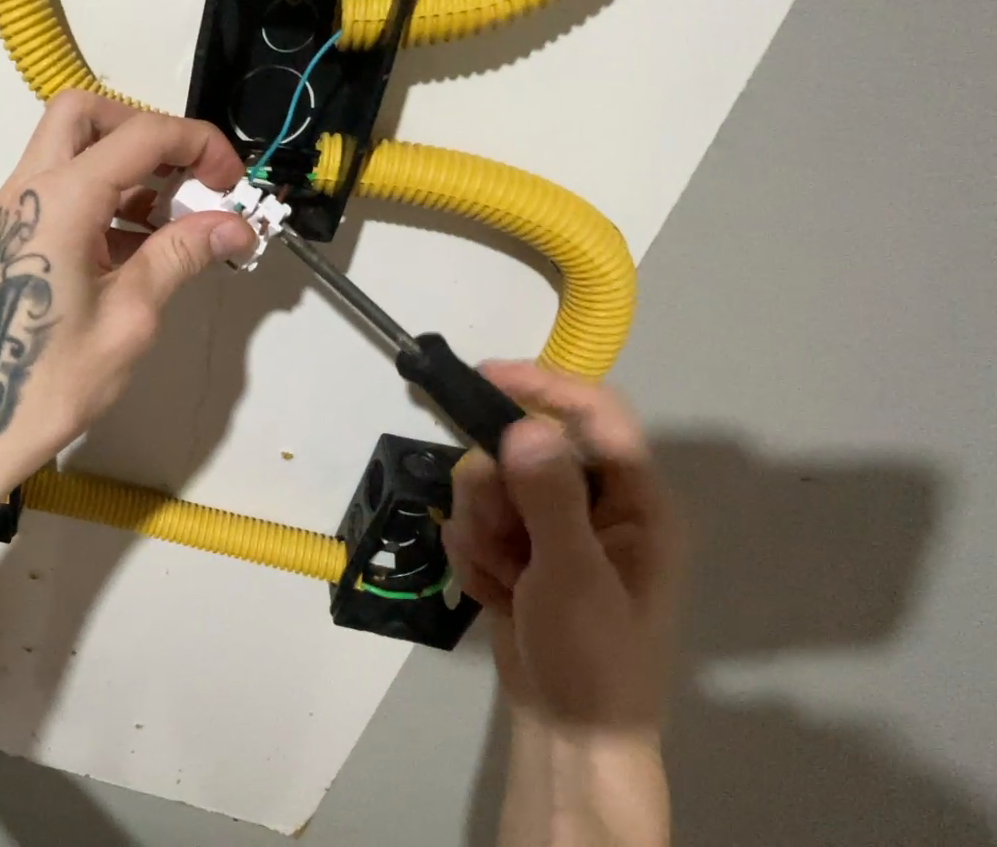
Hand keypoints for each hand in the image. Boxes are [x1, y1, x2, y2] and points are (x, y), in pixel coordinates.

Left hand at [0, 90, 254, 497]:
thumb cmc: (54, 379)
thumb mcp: (130, 316)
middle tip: (184, 177)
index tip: (231, 182)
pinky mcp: (10, 235)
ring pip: (67, 148)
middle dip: (144, 130)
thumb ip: (180, 255)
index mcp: (59, 201)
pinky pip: (57, 188)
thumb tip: (235, 225)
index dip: (197, 144)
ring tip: (173, 217)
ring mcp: (11, 211)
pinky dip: (101, 194)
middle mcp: (26, 190)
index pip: (139, 135)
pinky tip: (138, 243)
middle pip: (84, 114)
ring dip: (124, 164)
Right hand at [443, 362, 680, 731]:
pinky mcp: (516, 545)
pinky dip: (472, 555)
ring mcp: (548, 525)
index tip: (482, 376)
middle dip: (494, 496)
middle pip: (518, 451)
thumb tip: (525, 426)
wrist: (568, 726)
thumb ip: (550, 499)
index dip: (542, 385)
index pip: (594, 415)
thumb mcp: (575, 578)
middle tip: (500, 542)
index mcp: (633, 502)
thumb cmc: (594, 657)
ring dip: (480, 532)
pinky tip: (494, 591)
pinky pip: (470, 521)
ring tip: (502, 579)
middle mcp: (591, 503)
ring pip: (484, 486)